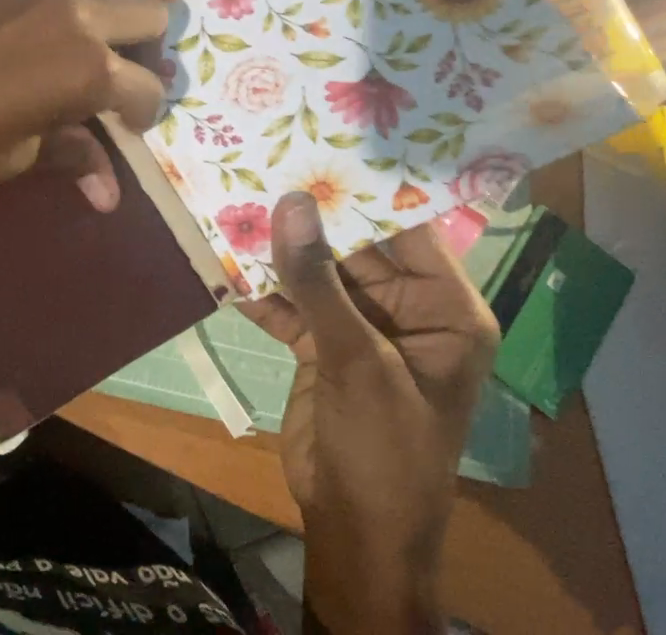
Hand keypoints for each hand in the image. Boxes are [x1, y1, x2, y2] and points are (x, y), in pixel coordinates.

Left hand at [0, 0, 167, 218]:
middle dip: (146, 46)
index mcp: (85, 70)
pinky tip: (50, 4)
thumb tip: (110, 194)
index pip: (146, 87)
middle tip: (121, 75)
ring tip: (98, 32)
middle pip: (146, 13)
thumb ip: (73, 157)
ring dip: (115, 0)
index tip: (128, 128)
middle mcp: (71, 16)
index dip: (144, 113)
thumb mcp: (16, 160)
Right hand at [237, 194, 499, 631]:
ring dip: (274, 249)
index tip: (317, 140)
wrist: (357, 525)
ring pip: (314, 272)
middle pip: (353, 245)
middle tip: (256, 161)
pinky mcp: (321, 345)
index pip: (409, 230)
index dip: (366, 188)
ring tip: (227, 200)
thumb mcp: (355, 360)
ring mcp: (359, 327)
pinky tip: (220, 260)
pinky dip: (259, 288)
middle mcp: (406, 308)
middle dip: (306, 214)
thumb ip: (317, 281)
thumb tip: (289, 201)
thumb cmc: (386, 446)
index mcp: (445, 308)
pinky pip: (290, 302)